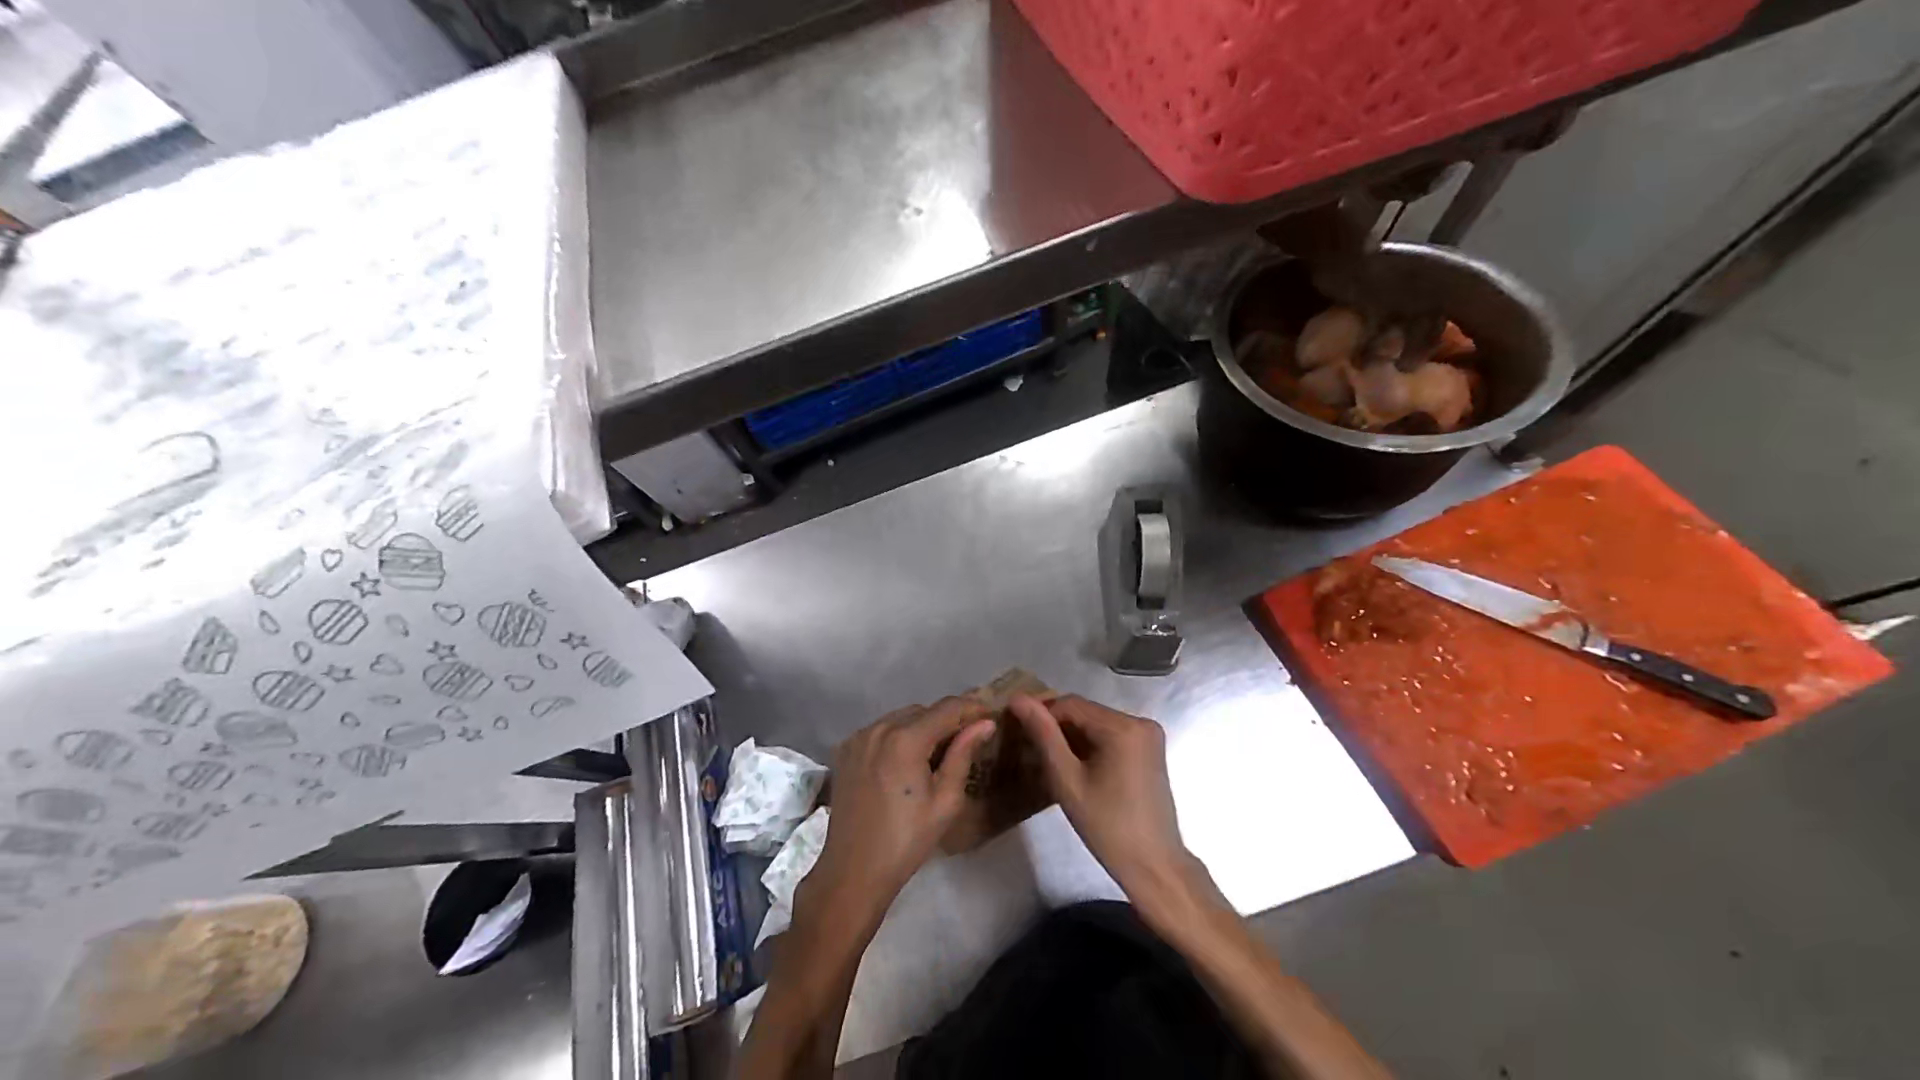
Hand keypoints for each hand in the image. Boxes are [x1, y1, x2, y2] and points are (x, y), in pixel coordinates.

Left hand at [802, 698, 997, 919]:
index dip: (971, 708)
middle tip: (966, 740)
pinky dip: (897, 736)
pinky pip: (880, 731)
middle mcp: (879, 728)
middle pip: (922, 710)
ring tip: (937, 752)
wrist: (855, 870)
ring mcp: (858, 738)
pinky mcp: (845, 750)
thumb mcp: (946, 800)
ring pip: (900, 718)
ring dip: (921, 727)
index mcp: (905, 739)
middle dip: (946, 719)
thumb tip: (984, 723)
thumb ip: (964, 754)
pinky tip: (906, 761)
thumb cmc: (908, 840)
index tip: (989, 717)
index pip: (947, 708)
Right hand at [1009, 695, 1210, 914]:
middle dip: (1056, 726)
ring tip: (1045, 758)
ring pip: (1096, 723)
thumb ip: (1044, 736)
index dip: (1040, 713)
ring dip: (1071, 736)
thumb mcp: (1067, 780)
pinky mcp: (1150, 750)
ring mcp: (1148, 735)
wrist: (1154, 865)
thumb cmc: (1108, 827)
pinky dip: (1090, 745)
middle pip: (1085, 712)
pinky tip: (1073, 765)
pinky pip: (1111, 735)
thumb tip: (1018, 699)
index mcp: (1123, 727)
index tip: (1016, 730)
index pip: (1070, 704)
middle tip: (1027, 747)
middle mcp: (1140, 722)